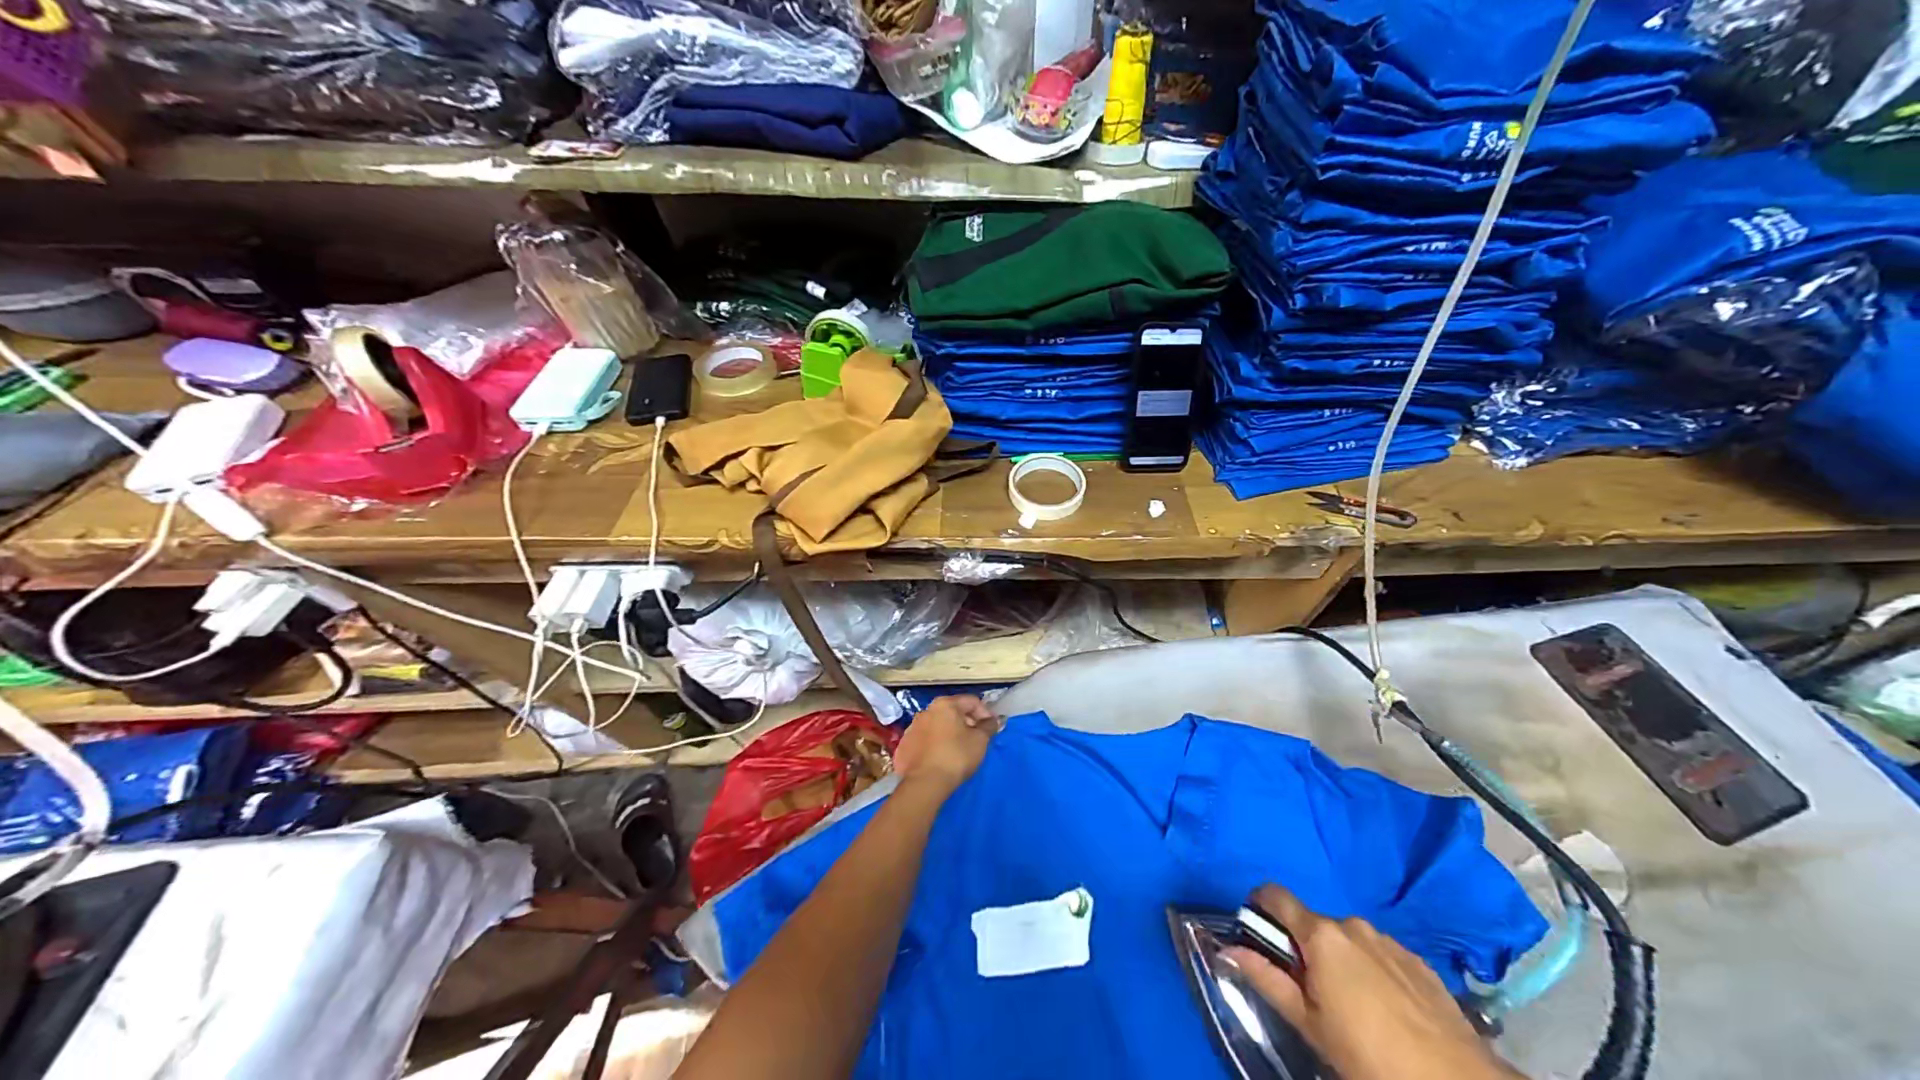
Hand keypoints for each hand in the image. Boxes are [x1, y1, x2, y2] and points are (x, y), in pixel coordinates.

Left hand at [892, 695, 998, 798]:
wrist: (925, 782)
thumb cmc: (956, 756)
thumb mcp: (980, 741)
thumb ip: (989, 726)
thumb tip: (993, 720)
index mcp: (945, 704)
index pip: (971, 701)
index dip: (985, 713)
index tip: (991, 729)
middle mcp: (926, 710)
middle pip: (953, 711)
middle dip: (968, 722)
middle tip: (977, 739)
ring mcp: (912, 727)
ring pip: (938, 725)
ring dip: (950, 733)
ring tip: (959, 750)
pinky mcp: (904, 745)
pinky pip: (926, 739)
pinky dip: (936, 744)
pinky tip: (941, 758)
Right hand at [1223, 885, 1523, 1079]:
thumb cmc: (1368, 1053)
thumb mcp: (1308, 1023)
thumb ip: (1267, 979)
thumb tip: (1228, 948)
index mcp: (1321, 935)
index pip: (1275, 895)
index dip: (1258, 907)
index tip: (1256, 934)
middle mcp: (1354, 925)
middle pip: (1313, 923)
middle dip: (1303, 947)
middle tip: (1306, 990)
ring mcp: (1390, 941)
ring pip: (1348, 939)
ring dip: (1339, 960)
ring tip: (1350, 1005)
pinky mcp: (1420, 963)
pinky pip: (1380, 955)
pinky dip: (1371, 971)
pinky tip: (1385, 1010)